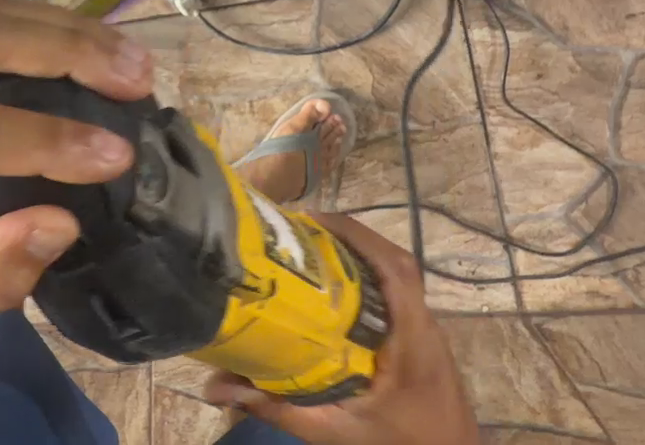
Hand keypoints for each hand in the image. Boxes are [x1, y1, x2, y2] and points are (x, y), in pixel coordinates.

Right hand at [205, 214, 479, 444]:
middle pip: (395, 263)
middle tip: (299, 229)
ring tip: (309, 247)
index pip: (395, 270)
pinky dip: (366, 277)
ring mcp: (429, 335)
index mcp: (412, 341)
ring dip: (358, 254)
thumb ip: (278, 406)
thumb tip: (215, 386)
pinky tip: (332, 286)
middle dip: (349, 237)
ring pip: (397, 276)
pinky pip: (396, 294)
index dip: (357, 236)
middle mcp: (426, 329)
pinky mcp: (424, 343)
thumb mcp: (334, 434)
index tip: (309, 221)